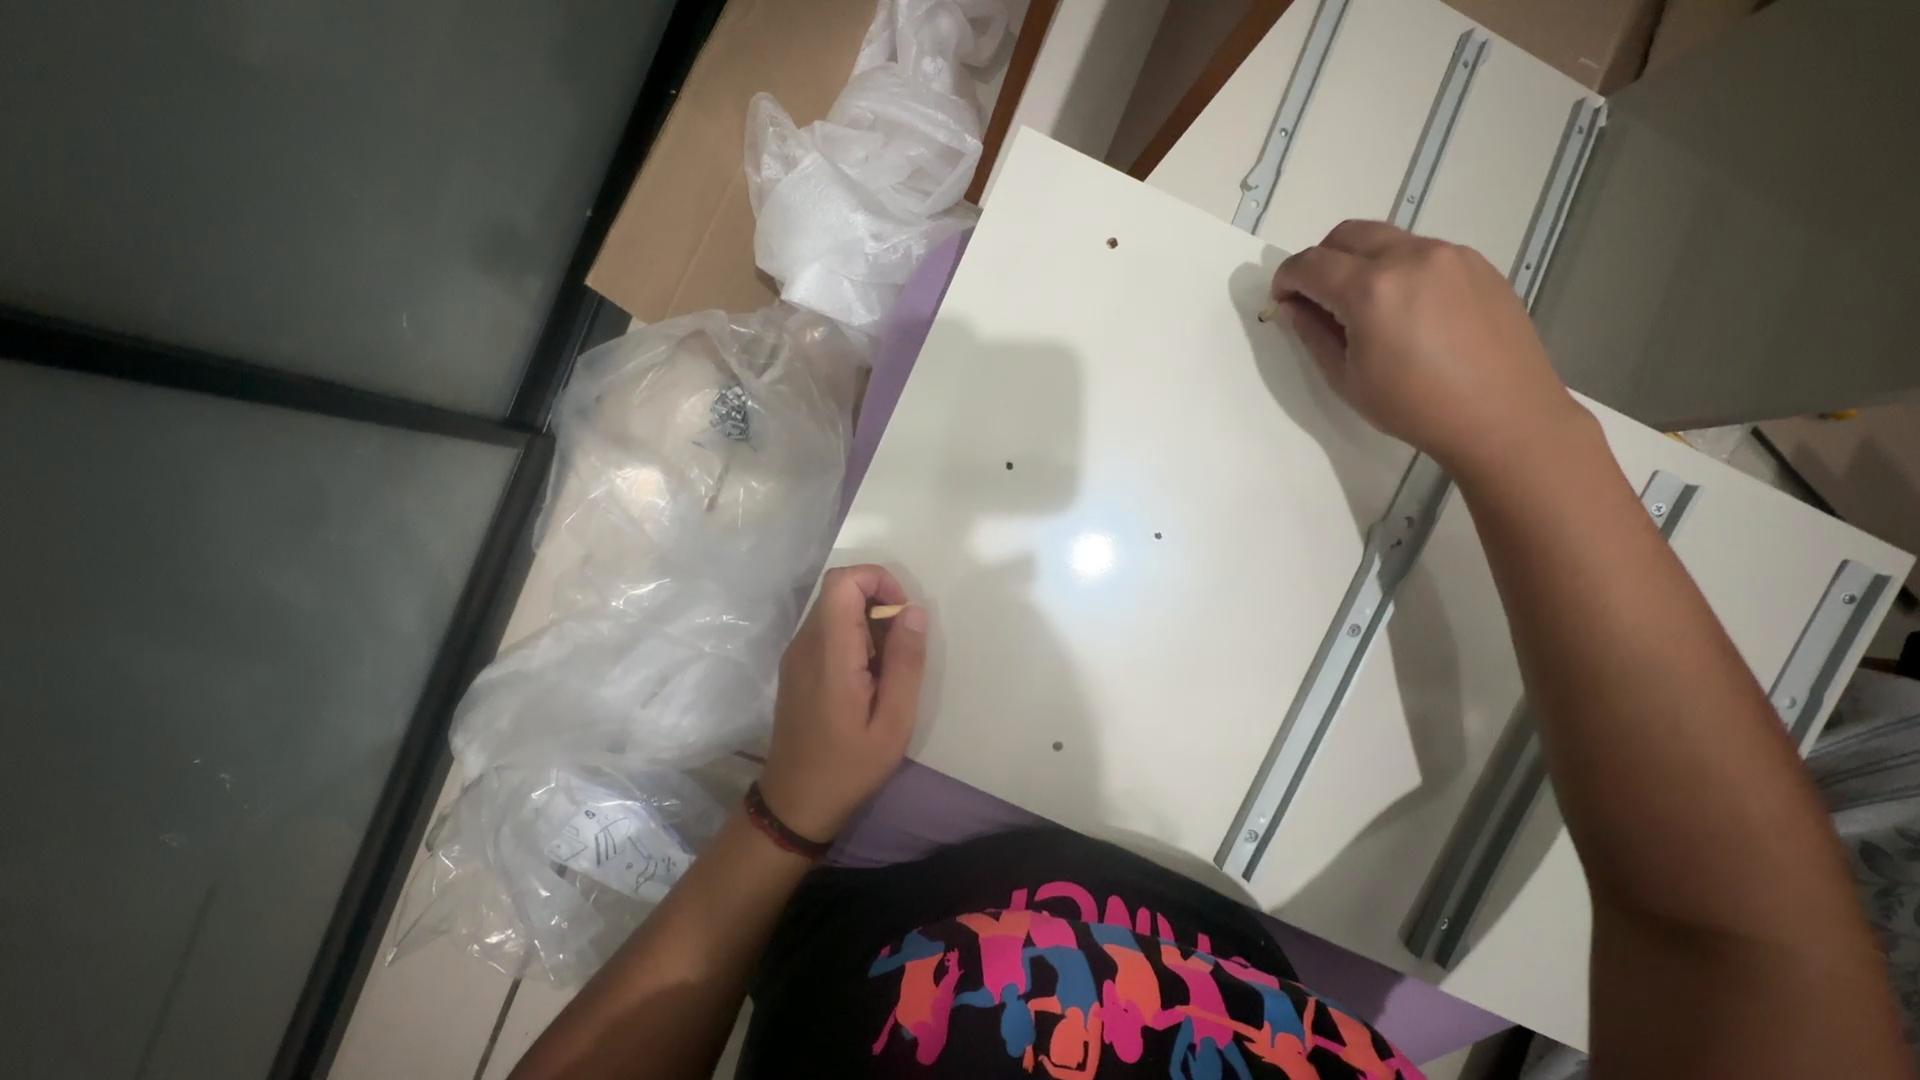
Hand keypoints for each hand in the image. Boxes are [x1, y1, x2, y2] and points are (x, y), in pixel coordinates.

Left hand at [758, 565, 928, 842]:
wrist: (795, 803)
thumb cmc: (849, 767)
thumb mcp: (894, 722)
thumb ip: (905, 662)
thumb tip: (913, 611)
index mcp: (829, 652)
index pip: (843, 581)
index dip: (878, 579)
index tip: (904, 613)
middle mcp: (805, 644)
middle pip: (838, 590)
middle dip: (878, 601)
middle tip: (903, 644)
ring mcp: (796, 655)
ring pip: (832, 609)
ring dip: (867, 621)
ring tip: (888, 667)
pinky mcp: (795, 668)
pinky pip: (826, 631)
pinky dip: (853, 637)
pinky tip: (868, 678)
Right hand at [1270, 220, 1584, 472]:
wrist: (1503, 416)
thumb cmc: (1414, 407)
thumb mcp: (1346, 379)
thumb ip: (1313, 334)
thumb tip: (1296, 307)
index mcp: (1370, 289)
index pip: (1310, 264)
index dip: (1286, 279)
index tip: (1282, 301)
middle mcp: (1410, 257)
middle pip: (1347, 235)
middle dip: (1320, 260)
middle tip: (1318, 298)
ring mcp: (1449, 255)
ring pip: (1387, 239)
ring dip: (1361, 262)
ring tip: (1366, 308)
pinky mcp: (1477, 264)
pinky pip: (1423, 252)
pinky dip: (1399, 270)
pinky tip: (1409, 313)